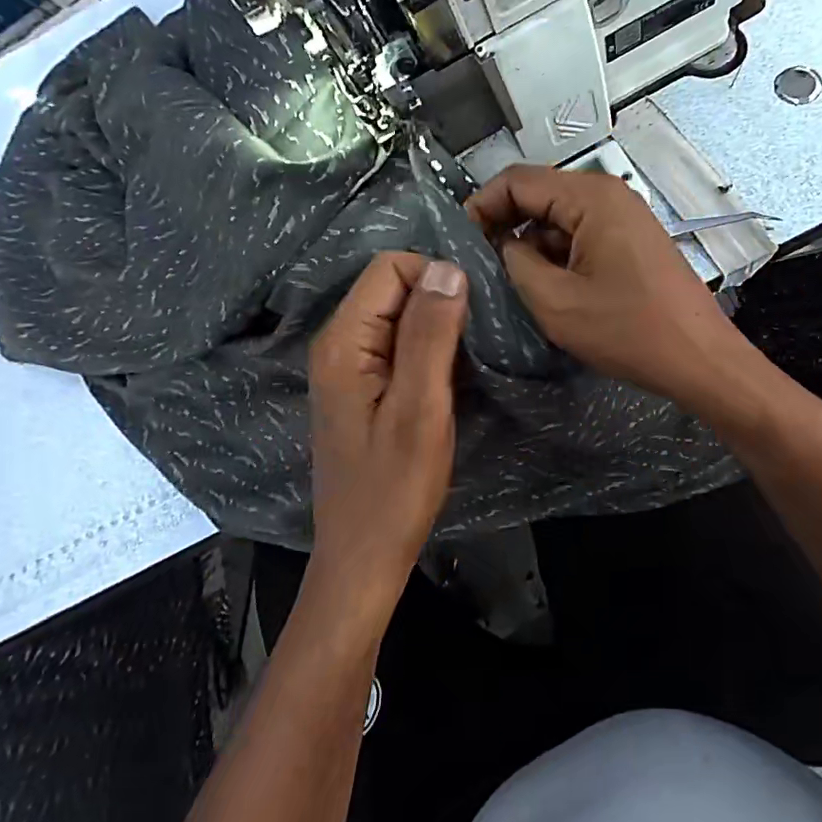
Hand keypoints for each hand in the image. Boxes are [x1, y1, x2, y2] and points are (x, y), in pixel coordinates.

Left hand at [307, 252, 467, 583]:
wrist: (367, 553)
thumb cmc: (395, 486)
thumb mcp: (420, 408)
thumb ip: (431, 335)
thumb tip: (449, 267)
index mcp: (344, 342)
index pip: (391, 267)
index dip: (437, 278)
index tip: (476, 313)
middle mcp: (339, 345)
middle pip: (395, 287)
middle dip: (442, 300)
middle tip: (482, 338)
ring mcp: (352, 368)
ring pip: (403, 316)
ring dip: (443, 326)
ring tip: (476, 355)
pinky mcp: (367, 388)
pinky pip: (403, 344)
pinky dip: (435, 349)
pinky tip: (458, 375)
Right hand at [465, 165, 753, 409]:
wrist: (698, 358)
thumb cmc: (629, 330)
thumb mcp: (555, 301)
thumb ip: (515, 262)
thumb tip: (503, 245)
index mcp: (591, 196)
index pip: (516, 180)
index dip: (481, 206)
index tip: (460, 242)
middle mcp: (610, 195)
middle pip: (540, 197)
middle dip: (507, 228)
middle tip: (483, 268)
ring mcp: (627, 218)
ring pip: (561, 220)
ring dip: (535, 247)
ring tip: (516, 286)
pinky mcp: (634, 242)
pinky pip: (585, 237)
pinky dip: (562, 257)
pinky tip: (553, 291)